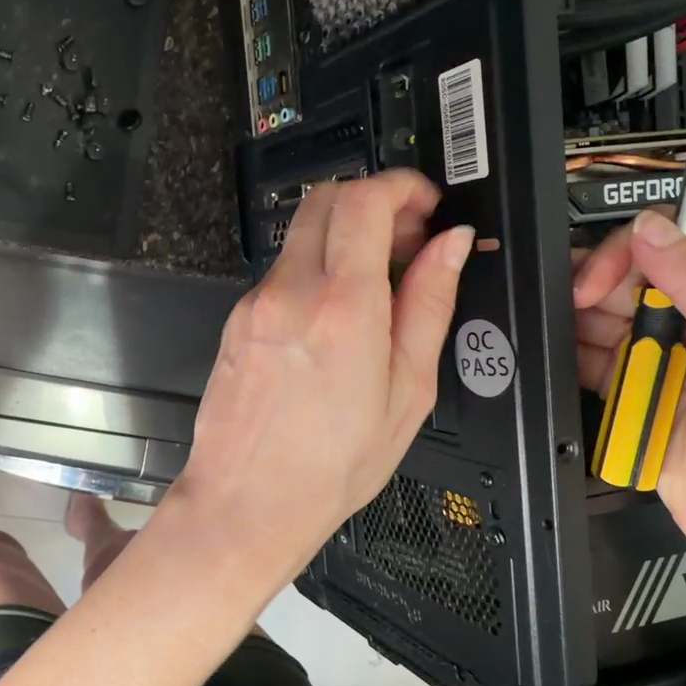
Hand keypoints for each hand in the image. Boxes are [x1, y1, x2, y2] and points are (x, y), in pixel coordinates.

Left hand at [175, 170, 473, 579]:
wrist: (247, 499)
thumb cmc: (330, 464)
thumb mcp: (407, 389)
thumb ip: (428, 305)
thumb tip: (449, 246)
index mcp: (341, 306)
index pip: (364, 200)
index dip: (402, 186)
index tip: (425, 206)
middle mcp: (289, 293)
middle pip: (324, 200)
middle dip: (371, 203)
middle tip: (406, 242)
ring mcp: (254, 304)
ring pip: (299, 236)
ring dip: (341, 240)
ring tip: (376, 289)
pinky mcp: (236, 320)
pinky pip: (279, 273)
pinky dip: (312, 273)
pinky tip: (334, 319)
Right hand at [574, 210, 685, 586]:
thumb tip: (654, 230)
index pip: (681, 243)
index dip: (629, 252)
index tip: (594, 282)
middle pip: (631, 279)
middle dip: (594, 291)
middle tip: (574, 312)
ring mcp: (673, 363)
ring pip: (603, 320)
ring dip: (578, 327)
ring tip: (571, 345)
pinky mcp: (640, 398)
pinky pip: (590, 366)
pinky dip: (570, 363)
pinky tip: (563, 364)